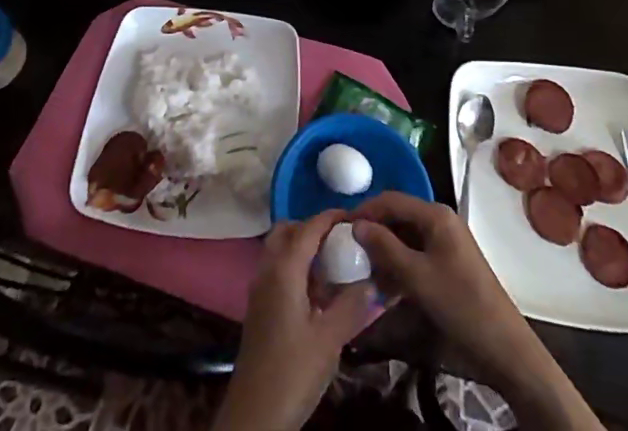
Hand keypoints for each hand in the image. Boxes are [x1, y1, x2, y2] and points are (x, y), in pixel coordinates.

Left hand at [211, 210, 376, 430]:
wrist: (255, 414)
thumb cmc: (293, 370)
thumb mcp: (330, 337)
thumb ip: (352, 304)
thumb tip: (372, 280)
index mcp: (283, 270)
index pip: (308, 228)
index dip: (331, 218)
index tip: (356, 216)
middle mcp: (267, 271)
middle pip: (287, 232)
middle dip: (313, 228)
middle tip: (343, 239)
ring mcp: (260, 290)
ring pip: (280, 252)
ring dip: (304, 248)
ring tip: (337, 262)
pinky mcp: (261, 308)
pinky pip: (279, 272)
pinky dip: (298, 268)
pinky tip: (321, 291)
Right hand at [351, 192, 603, 430]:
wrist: (502, 345)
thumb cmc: (459, 304)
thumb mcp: (416, 276)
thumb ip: (384, 247)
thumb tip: (356, 225)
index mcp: (436, 215)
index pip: (390, 200)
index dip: (364, 211)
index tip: (339, 229)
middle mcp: (440, 221)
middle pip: (397, 216)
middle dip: (372, 231)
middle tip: (346, 251)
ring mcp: (445, 242)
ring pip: (404, 236)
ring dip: (382, 250)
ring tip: (360, 269)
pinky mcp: (446, 262)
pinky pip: (414, 253)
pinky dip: (396, 264)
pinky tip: (382, 284)